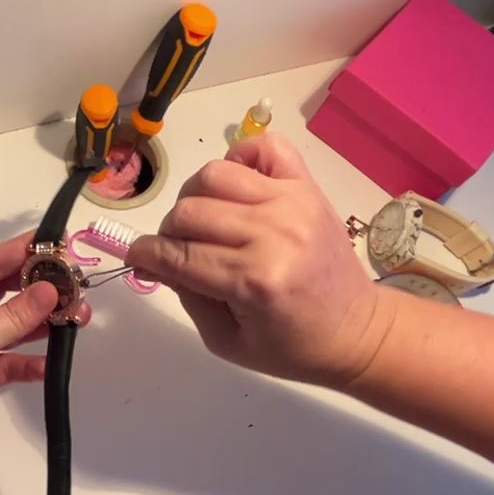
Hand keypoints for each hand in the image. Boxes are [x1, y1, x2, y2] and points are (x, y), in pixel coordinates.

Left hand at [0, 232, 89, 470]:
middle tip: (77, 285)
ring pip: (10, 325)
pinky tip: (52, 362)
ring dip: (41, 323)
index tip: (57, 242)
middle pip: (0, 292)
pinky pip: (10, 360)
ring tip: (78, 317)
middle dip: (38, 290)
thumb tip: (52, 289)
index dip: (19, 252)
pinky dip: (30, 361)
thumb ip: (12, 316)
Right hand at [126, 133, 389, 388]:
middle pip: (189, 211)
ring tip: (203, 221)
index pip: (177, 254)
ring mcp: (293, 203)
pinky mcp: (307, 186)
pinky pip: (264, 147)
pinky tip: (236, 190)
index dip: (146, 255)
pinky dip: (240, 158)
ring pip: (215, 175)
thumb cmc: (288, 347)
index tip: (138, 260)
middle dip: (168, 233)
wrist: (355, 331)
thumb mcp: (224, 340)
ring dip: (195, 197)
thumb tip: (155, 259)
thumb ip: (186, 294)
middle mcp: (273, 234)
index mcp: (253, 282)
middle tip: (177, 251)